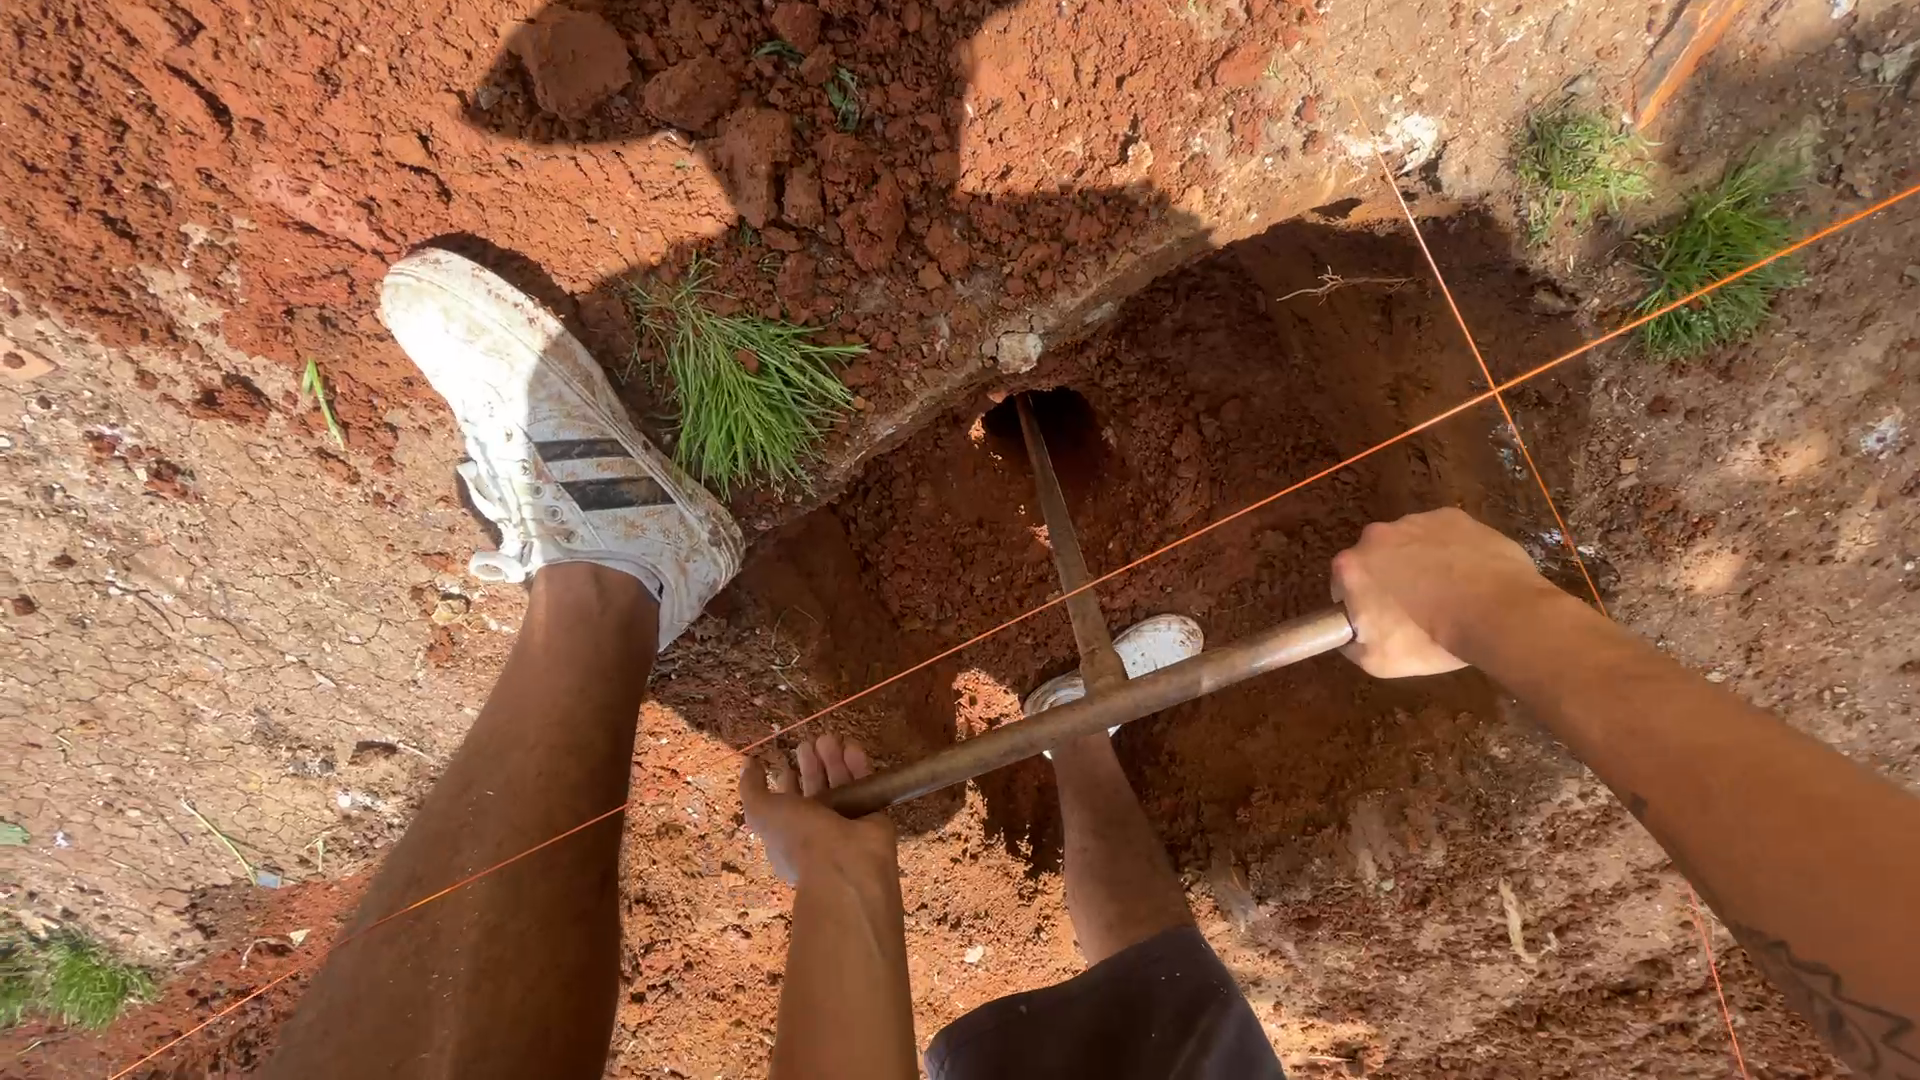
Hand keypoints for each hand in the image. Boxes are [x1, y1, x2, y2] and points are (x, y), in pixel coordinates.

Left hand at [740, 733, 895, 885]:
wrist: (845, 862)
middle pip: (816, 790)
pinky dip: (857, 765)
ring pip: (840, 785)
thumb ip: (752, 788)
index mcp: (789, 835)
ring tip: (829, 738)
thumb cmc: (798, 838)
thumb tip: (748, 764)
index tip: (788, 763)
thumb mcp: (762, 812)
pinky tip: (851, 747)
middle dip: (812, 766)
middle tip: (810, 743)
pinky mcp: (872, 816)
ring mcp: (846, 824)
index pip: (789, 805)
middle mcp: (817, 830)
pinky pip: (864, 785)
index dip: (788, 783)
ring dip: (833, 761)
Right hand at [1330, 507, 1554, 677]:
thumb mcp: (1376, 661)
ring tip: (1449, 591)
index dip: (1362, 603)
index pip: (1344, 585)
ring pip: (1409, 543)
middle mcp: (1375, 535)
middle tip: (1416, 607)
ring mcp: (1416, 521)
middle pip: (1375, 559)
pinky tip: (1468, 574)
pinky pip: (1443, 533)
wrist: (1501, 616)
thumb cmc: (1431, 639)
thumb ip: (1350, 644)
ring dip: (1420, 562)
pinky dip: (1450, 549)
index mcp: (1349, 566)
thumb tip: (1349, 635)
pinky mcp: (1453, 517)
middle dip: (1389, 578)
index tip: (1383, 619)